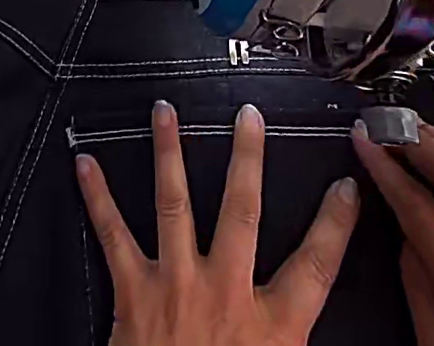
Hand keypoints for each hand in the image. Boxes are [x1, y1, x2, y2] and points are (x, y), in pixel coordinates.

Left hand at [77, 101, 362, 345]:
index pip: (317, 264)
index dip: (337, 223)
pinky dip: (98, 199)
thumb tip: (323, 324)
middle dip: (247, 158)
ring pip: (174, 203)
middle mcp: (225, 293)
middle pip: (243, 210)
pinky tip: (86, 164)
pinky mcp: (133, 295)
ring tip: (164, 110)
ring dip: (168, 152)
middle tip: (248, 114)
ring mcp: (176, 286)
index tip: (348, 185)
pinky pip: (113, 238)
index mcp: (270, 326)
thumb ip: (294, 342)